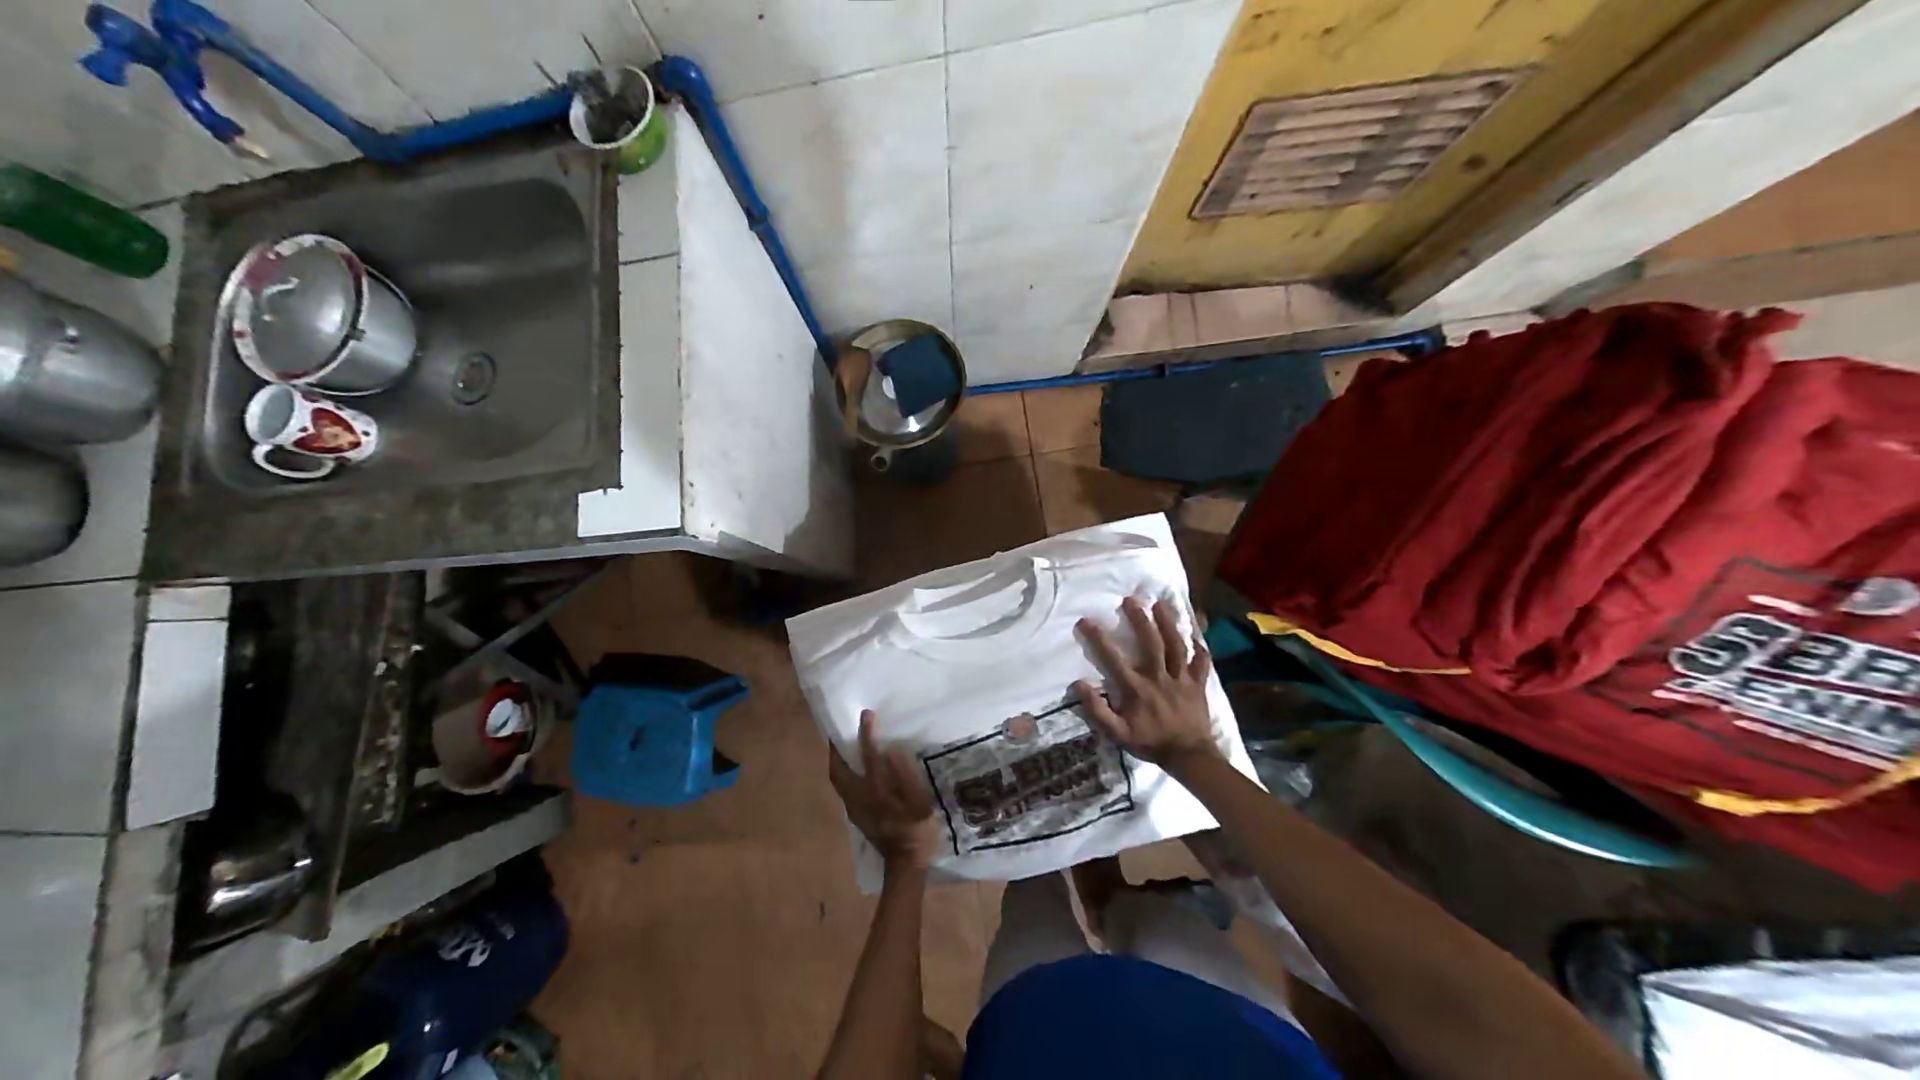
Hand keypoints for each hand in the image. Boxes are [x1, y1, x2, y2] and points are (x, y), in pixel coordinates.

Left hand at [828, 710, 940, 869]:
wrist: (905, 864)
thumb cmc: (917, 830)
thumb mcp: (920, 802)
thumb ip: (906, 776)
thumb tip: (890, 750)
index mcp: (877, 791)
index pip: (868, 756)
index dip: (866, 733)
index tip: (866, 714)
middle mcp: (859, 798)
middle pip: (838, 770)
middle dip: (836, 749)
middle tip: (839, 731)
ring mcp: (854, 809)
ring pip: (838, 780)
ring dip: (838, 761)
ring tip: (844, 746)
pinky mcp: (856, 816)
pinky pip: (844, 788)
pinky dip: (844, 773)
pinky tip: (855, 770)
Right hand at [1075, 597, 1220, 774]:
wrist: (1189, 756)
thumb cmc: (1151, 743)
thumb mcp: (1118, 733)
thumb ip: (1098, 710)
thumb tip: (1079, 685)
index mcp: (1137, 688)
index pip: (1114, 659)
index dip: (1099, 639)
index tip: (1086, 620)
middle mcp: (1159, 677)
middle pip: (1151, 642)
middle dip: (1140, 619)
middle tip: (1131, 599)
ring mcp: (1182, 679)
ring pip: (1177, 645)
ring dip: (1169, 623)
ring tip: (1162, 604)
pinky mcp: (1198, 684)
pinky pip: (1201, 662)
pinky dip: (1200, 648)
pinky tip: (1196, 636)